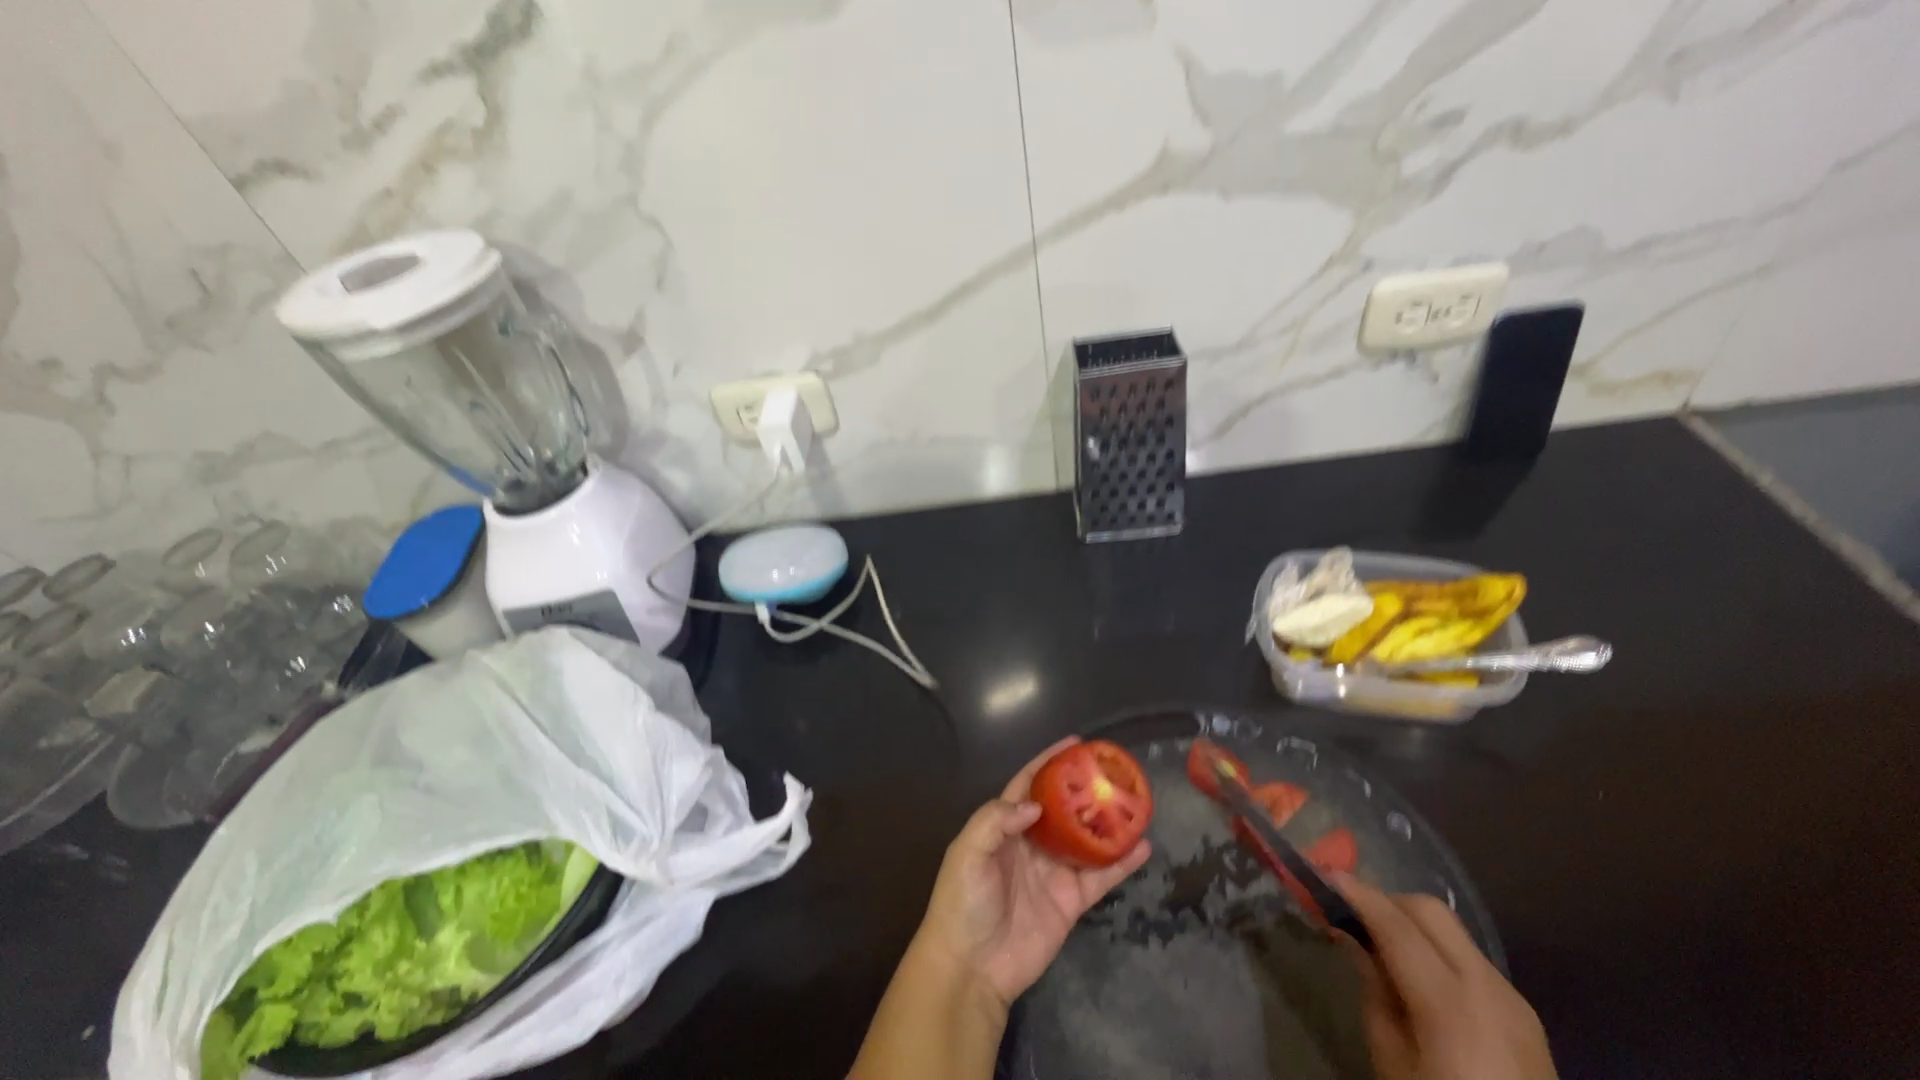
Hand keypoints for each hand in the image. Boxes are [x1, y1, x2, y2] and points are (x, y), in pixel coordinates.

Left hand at [916, 737, 1151, 1008]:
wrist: (971, 967)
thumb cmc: (963, 903)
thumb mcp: (967, 853)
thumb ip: (996, 820)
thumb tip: (1036, 804)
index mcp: (1003, 827)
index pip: (1027, 785)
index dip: (1048, 764)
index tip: (1076, 745)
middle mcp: (1030, 845)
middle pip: (1063, 810)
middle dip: (1086, 791)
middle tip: (1115, 772)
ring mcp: (1053, 873)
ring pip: (1087, 841)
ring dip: (1109, 824)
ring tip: (1136, 804)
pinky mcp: (1071, 902)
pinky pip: (1101, 877)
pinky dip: (1122, 863)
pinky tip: (1143, 847)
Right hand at [1334, 874, 1556, 1079]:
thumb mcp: (1393, 1065)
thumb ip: (1374, 996)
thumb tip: (1358, 943)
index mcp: (1449, 1004)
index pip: (1397, 927)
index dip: (1359, 896)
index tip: (1326, 876)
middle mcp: (1486, 984)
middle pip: (1431, 911)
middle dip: (1386, 900)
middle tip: (1350, 913)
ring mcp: (1511, 994)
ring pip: (1453, 931)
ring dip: (1412, 924)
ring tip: (1379, 945)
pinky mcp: (1522, 1009)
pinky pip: (1471, 959)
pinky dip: (1437, 950)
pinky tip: (1419, 978)